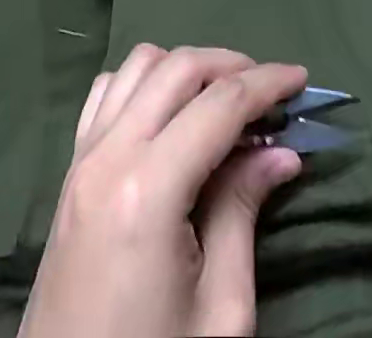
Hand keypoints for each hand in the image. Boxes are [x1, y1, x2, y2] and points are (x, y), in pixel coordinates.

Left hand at [19, 44, 307, 337]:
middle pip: (176, 68)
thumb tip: (281, 153)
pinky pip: (107, 91)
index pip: (219, 105)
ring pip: (137, 65)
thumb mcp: (219, 306)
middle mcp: (108, 154)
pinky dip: (144, 81)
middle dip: (230, 64)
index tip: (301, 78)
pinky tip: (170, 111)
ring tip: (224, 98)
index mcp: (148, 190)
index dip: (266, 83)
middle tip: (270, 90)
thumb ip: (243, 211)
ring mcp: (82, 155)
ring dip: (186, 67)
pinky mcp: (71, 165)